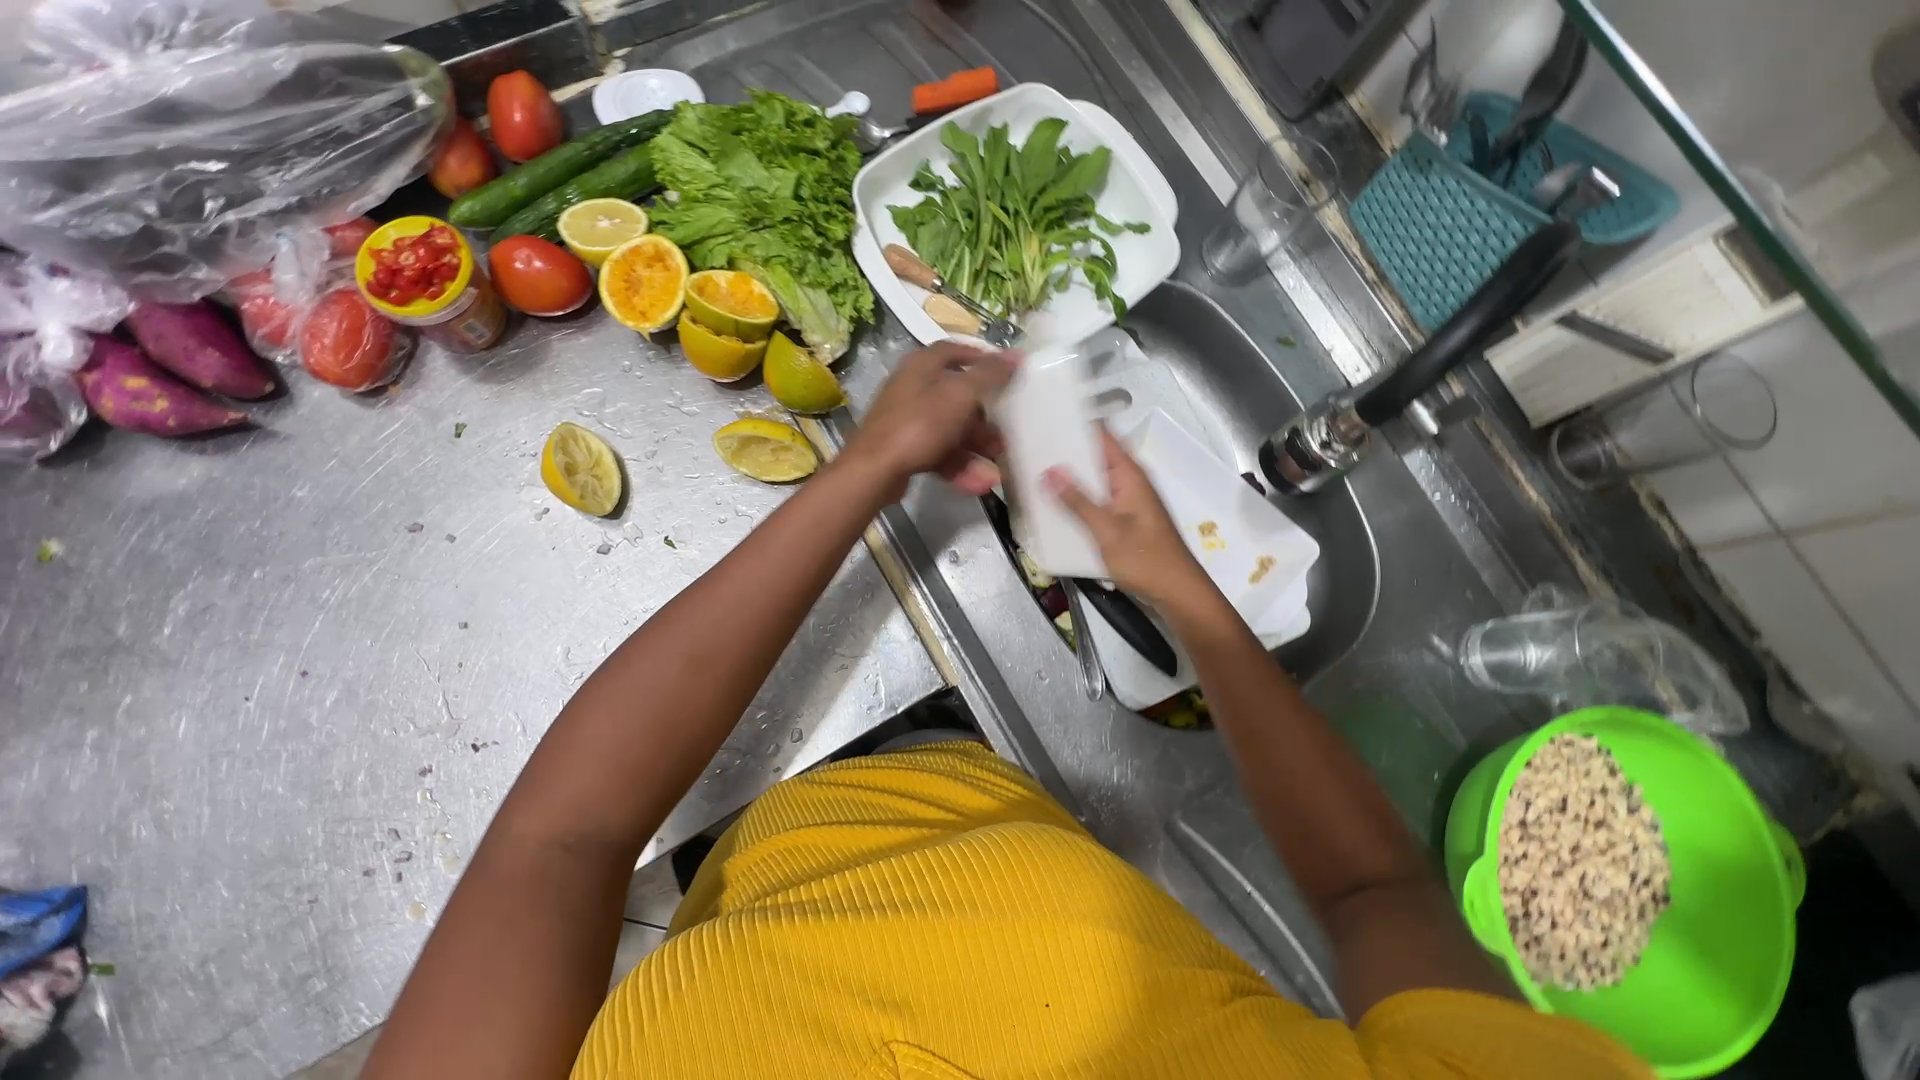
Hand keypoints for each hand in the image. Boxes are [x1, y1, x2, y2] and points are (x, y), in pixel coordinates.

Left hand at [843, 342, 1016, 500]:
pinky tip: (977, 484)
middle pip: (958, 396)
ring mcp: (908, 419)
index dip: (983, 359)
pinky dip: (959, 465)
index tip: (1008, 374)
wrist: (875, 469)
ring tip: (997, 469)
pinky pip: (939, 452)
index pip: (956, 351)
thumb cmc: (920, 423)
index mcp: (923, 365)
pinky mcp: (906, 447)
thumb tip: (1016, 354)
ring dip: (976, 448)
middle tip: (1005, 433)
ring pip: (951, 429)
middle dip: (985, 419)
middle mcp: (914, 387)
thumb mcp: (960, 394)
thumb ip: (990, 374)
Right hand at [1043, 428, 1209, 607]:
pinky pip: (1095, 503)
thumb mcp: (1106, 530)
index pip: (1102, 436)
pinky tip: (1052, 509)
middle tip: (1028, 451)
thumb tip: (1049, 471)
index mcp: (1129, 475)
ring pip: (1092, 483)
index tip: (1044, 421)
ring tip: (1032, 476)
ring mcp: (1126, 502)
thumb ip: (1077, 501)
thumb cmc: (1145, 559)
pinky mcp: (1122, 521)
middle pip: (1094, 459)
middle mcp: (1128, 482)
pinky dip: (1077, 503)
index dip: (1075, 426)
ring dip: (1068, 482)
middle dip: (1064, 455)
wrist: (1176, 593)